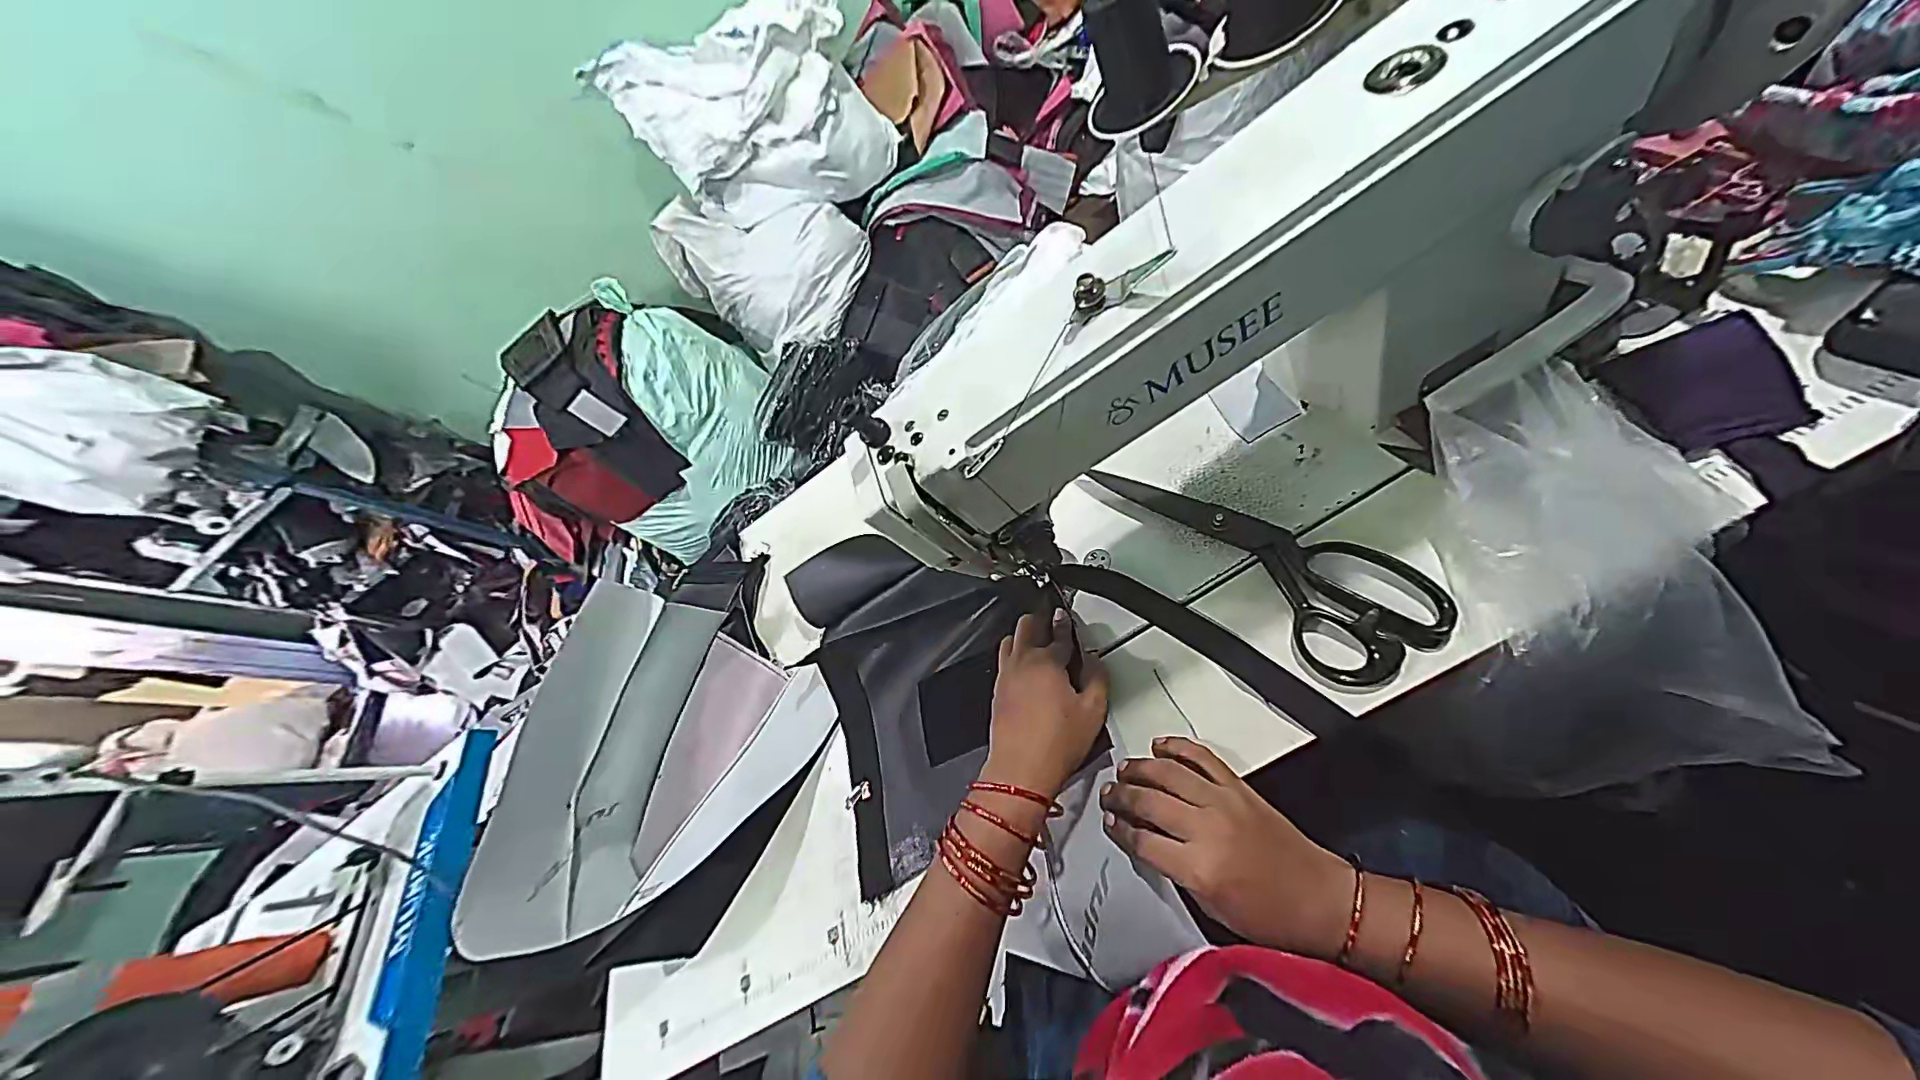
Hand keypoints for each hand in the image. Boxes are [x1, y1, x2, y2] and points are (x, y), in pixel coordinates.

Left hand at [983, 610, 1110, 798]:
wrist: (1020, 771)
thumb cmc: (1054, 744)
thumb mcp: (1093, 710)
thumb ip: (1097, 678)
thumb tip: (1096, 663)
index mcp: (1047, 661)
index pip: (1060, 633)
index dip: (1067, 624)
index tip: (1069, 618)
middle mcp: (1022, 662)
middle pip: (1027, 625)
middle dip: (1041, 618)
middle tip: (1052, 619)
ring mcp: (1006, 676)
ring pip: (1011, 639)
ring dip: (1024, 633)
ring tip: (1037, 636)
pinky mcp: (998, 691)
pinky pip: (1004, 660)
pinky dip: (1014, 653)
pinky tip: (1024, 664)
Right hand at [1100, 736, 1352, 958]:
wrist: (1322, 902)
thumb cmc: (1274, 915)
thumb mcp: (1211, 907)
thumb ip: (1174, 872)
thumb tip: (1147, 844)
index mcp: (1199, 867)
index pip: (1141, 840)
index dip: (1119, 829)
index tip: (1111, 823)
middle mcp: (1208, 829)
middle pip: (1147, 801)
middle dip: (1120, 796)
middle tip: (1109, 794)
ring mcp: (1224, 803)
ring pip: (1167, 772)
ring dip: (1140, 768)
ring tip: (1125, 769)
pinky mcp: (1240, 788)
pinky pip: (1202, 757)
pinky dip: (1178, 747)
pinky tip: (1161, 745)